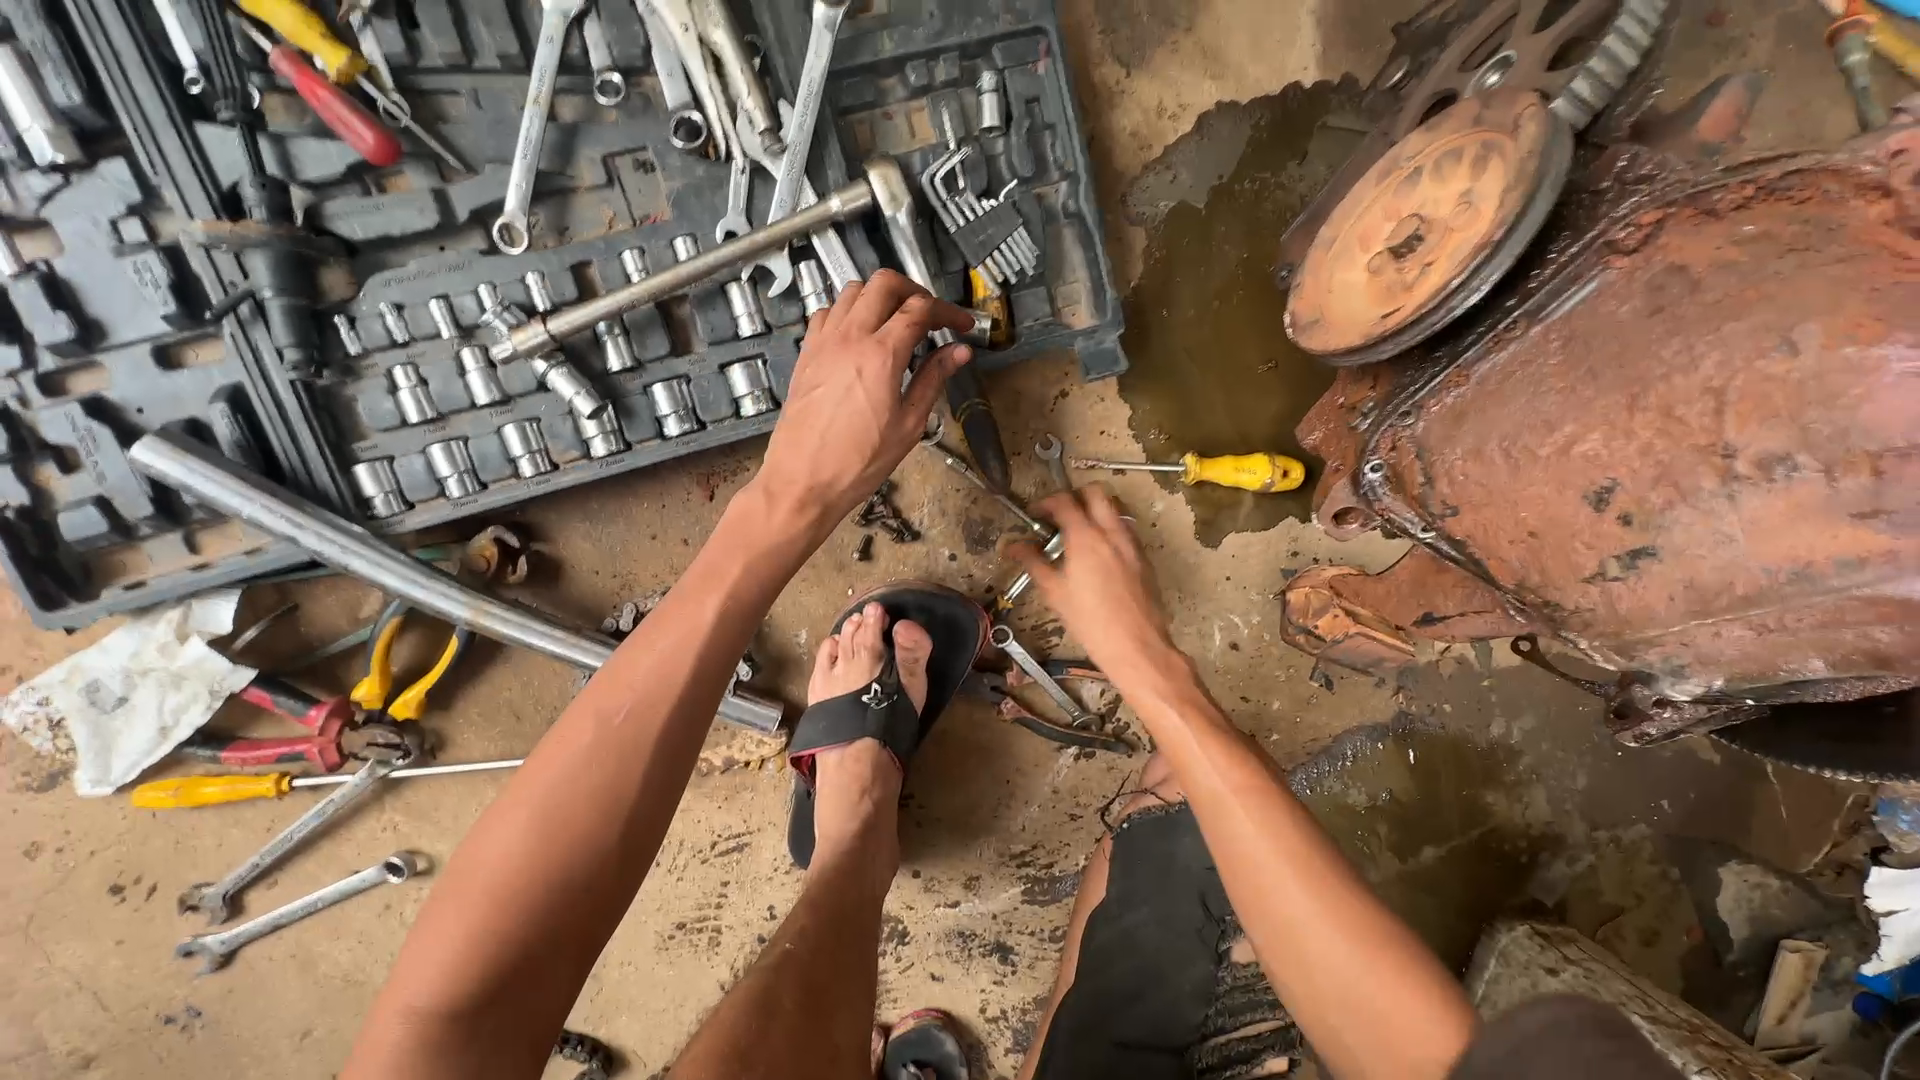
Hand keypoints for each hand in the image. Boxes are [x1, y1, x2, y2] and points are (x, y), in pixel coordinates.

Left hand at [752, 271, 974, 530]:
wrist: (803, 480)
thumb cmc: (857, 462)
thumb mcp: (909, 424)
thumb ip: (933, 379)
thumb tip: (959, 352)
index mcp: (881, 354)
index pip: (921, 309)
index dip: (948, 312)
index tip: (961, 325)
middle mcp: (849, 338)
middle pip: (885, 284)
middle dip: (914, 290)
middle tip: (930, 314)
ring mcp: (823, 342)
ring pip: (854, 290)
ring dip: (880, 297)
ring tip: (897, 322)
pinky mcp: (806, 353)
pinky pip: (828, 312)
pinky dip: (849, 311)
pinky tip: (860, 335)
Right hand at [1007, 486, 1183, 676]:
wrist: (1136, 644)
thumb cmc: (1091, 622)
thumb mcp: (1054, 592)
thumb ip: (1033, 562)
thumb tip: (1013, 546)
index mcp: (1086, 538)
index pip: (1064, 501)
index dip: (1045, 502)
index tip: (1036, 514)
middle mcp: (1112, 533)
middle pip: (1095, 492)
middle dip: (1075, 496)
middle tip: (1060, 515)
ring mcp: (1131, 544)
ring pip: (1114, 509)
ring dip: (1095, 511)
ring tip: (1079, 533)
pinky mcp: (1144, 558)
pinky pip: (1126, 530)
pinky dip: (1110, 530)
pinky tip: (1099, 555)